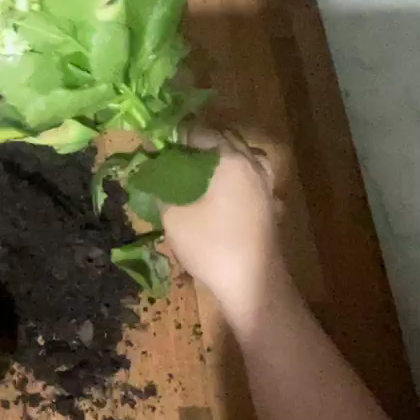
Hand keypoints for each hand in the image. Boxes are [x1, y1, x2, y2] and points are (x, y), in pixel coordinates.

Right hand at [161, 133, 295, 336]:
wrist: (253, 286)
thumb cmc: (211, 246)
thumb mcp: (173, 216)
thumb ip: (159, 187)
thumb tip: (147, 171)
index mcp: (229, 160)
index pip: (200, 132)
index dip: (176, 137)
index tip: (158, 147)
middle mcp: (252, 166)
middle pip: (226, 139)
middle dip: (201, 143)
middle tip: (176, 157)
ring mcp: (267, 186)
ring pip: (246, 157)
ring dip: (225, 157)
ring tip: (203, 171)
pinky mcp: (272, 207)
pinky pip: (255, 180)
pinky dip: (240, 179)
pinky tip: (227, 194)